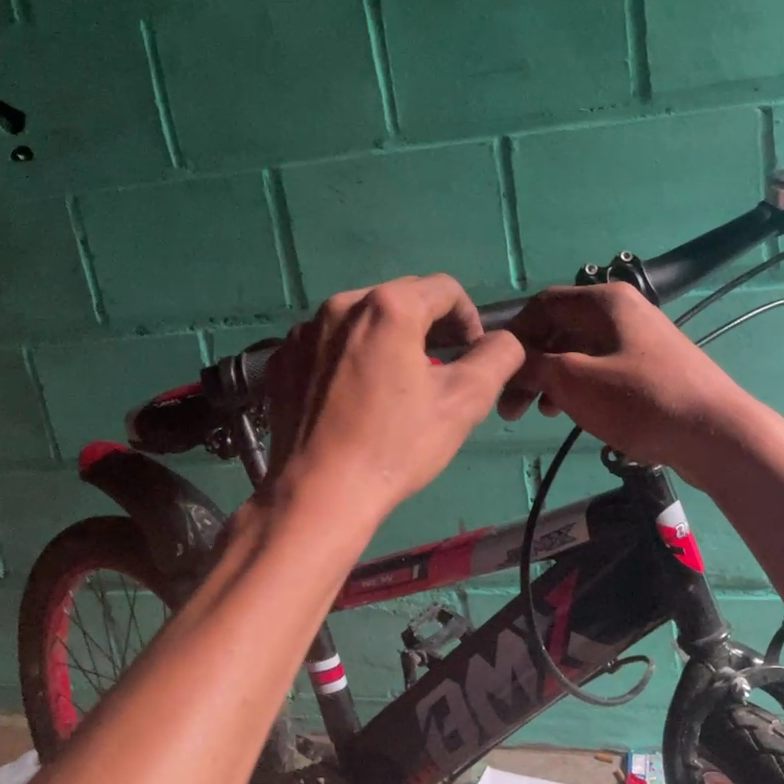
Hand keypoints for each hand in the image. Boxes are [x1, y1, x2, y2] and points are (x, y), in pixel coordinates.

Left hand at [264, 275, 523, 520]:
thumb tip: (503, 341)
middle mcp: (341, 306)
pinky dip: (347, 358)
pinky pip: (326, 345)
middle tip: (439, 371)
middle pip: (400, 300)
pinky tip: (354, 398)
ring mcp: (304, 332)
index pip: (445, 289)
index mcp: (388, 308)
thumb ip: (497, 358)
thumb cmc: (396, 446)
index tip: (471, 354)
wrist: (318, 494)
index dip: (469, 318)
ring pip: (361, 320)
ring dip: (386, 341)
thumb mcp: (464, 402)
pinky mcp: (281, 360)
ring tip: (395, 386)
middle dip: (428, 327)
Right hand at [500, 283, 771, 487]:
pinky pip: (604, 370)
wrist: (717, 434)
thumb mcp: (576, 381)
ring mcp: (642, 341)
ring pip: (581, 352)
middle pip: (562, 329)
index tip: (495, 371)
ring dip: (553, 379)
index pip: (542, 305)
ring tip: (539, 414)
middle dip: (532, 364)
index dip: (514, 336)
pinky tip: (573, 414)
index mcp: (605, 302)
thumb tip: (509, 359)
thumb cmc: (641, 401)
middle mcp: (623, 312)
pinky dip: (581, 387)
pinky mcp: (654, 369)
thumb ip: (535, 366)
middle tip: (511, 407)